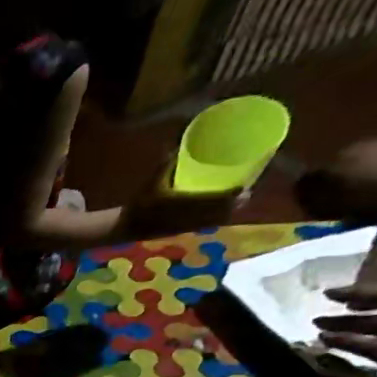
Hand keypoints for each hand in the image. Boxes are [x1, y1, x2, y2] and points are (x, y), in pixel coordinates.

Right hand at [119, 157, 243, 240]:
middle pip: (220, 212)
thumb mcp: (151, 182)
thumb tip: (178, 145)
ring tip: (240, 199)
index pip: (214, 201)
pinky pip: (208, 225)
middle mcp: (188, 217)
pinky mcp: (185, 231)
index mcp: (182, 205)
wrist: (128, 228)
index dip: (231, 195)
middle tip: (248, 189)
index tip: (245, 185)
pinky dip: (219, 218)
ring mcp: (188, 226)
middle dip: (236, 203)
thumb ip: (165, 164)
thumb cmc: (139, 204)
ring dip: (230, 211)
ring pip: (216, 220)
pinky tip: (224, 212)